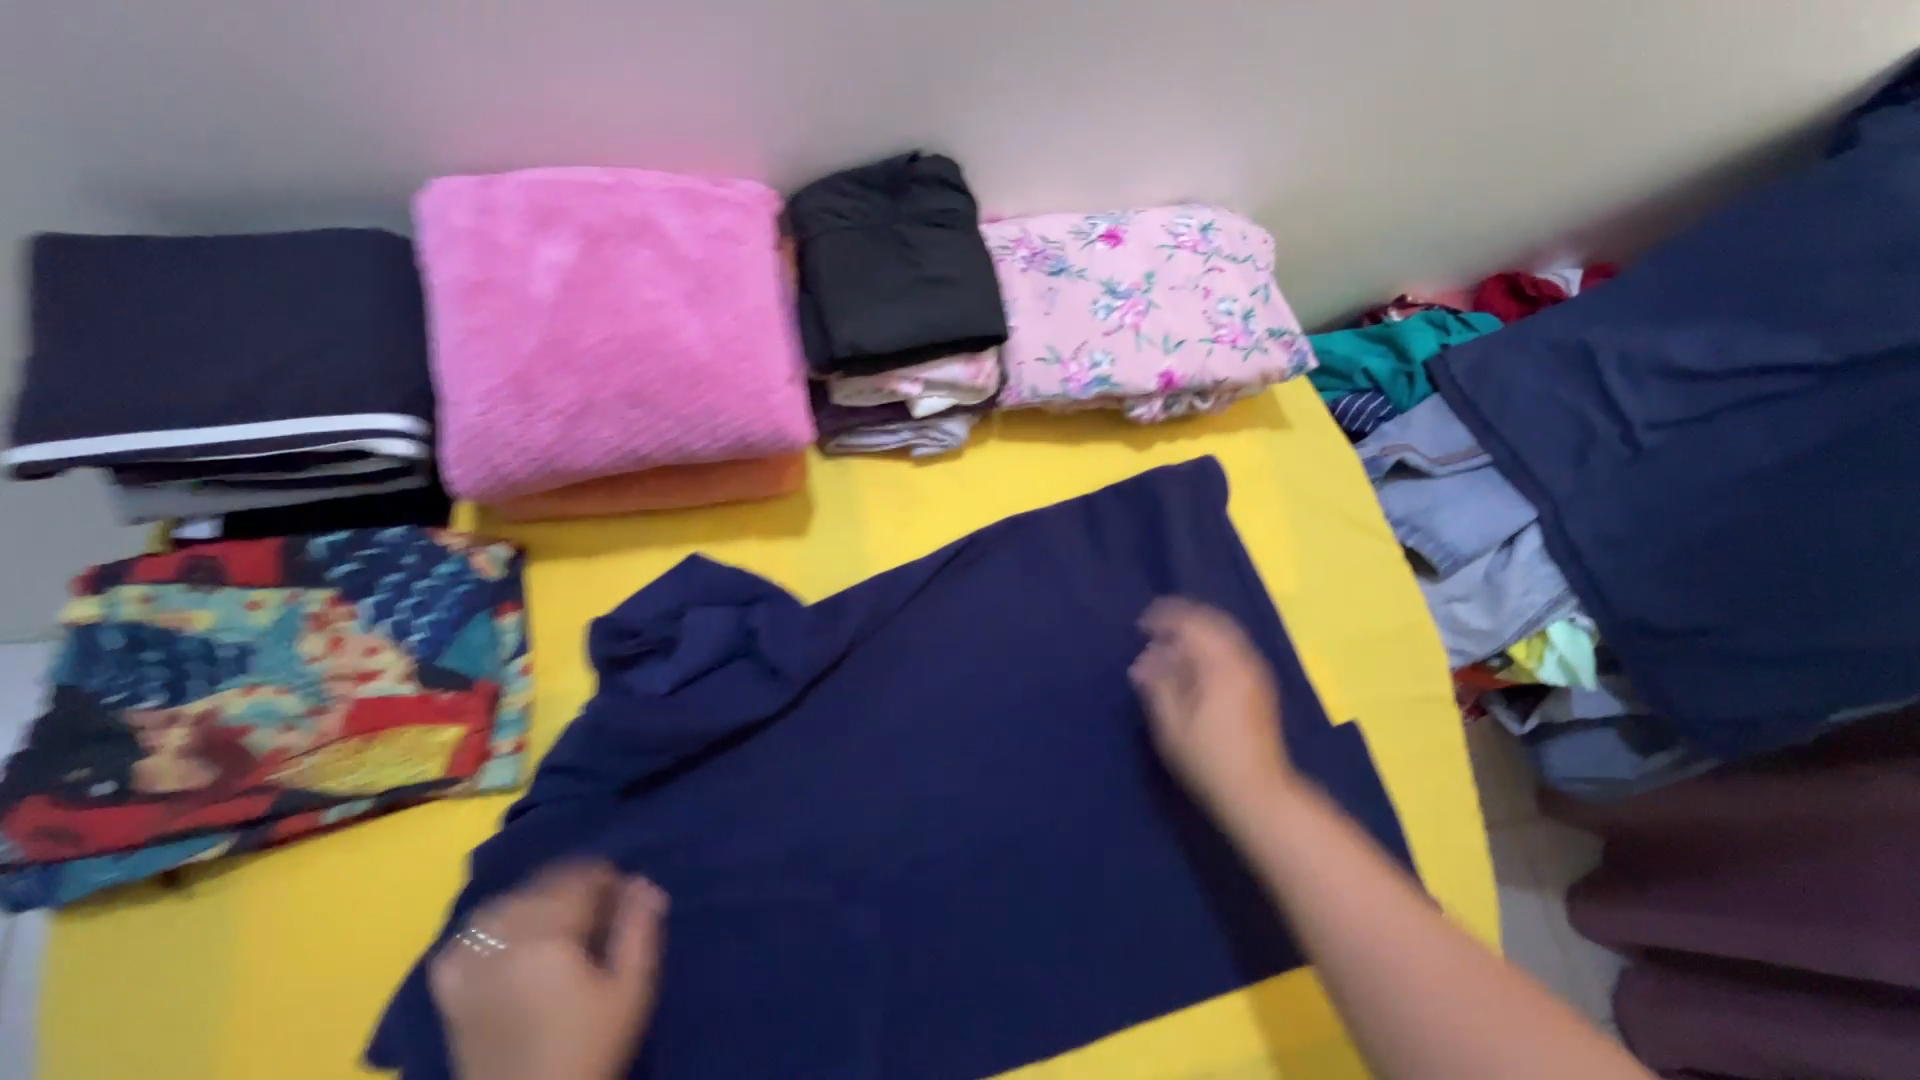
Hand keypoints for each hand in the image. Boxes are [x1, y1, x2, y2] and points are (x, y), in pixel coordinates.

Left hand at [431, 860, 667, 1079]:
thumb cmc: (590, 1050)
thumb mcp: (630, 991)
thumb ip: (638, 930)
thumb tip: (643, 884)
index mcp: (548, 937)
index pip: (578, 880)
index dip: (606, 878)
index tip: (625, 893)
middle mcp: (503, 943)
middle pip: (539, 888)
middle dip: (572, 887)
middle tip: (599, 910)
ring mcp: (470, 969)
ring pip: (498, 908)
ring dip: (529, 901)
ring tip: (555, 920)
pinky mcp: (451, 996)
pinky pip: (460, 945)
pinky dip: (482, 933)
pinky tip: (503, 941)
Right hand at [1130, 598, 1298, 828]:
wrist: (1258, 792)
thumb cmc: (1209, 761)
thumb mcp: (1172, 726)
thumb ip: (1157, 685)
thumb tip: (1143, 660)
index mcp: (1220, 665)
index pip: (1192, 623)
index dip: (1165, 618)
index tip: (1141, 625)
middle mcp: (1242, 661)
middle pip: (1212, 622)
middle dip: (1182, 620)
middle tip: (1155, 629)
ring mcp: (1256, 673)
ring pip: (1226, 634)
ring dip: (1198, 633)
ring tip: (1171, 645)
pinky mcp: (1260, 687)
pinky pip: (1233, 649)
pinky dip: (1211, 645)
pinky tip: (1195, 664)